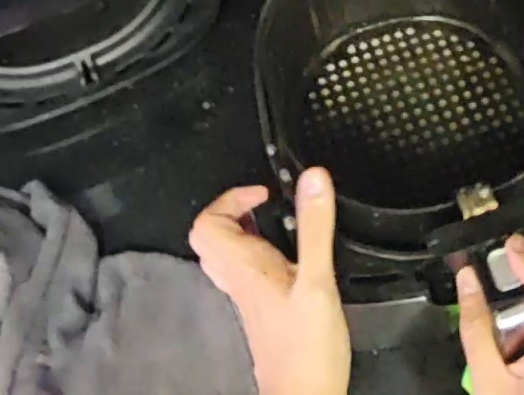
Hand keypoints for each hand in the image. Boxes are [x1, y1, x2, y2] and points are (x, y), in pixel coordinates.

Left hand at [190, 168, 350, 394]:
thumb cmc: (307, 346)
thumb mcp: (316, 279)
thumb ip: (315, 227)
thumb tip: (312, 177)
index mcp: (243, 268)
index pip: (207, 224)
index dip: (230, 199)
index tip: (266, 194)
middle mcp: (239, 280)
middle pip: (211, 237)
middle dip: (234, 210)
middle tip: (268, 203)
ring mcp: (248, 296)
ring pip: (227, 253)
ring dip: (246, 229)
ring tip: (278, 220)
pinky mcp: (261, 308)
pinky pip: (245, 268)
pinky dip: (259, 250)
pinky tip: (290, 253)